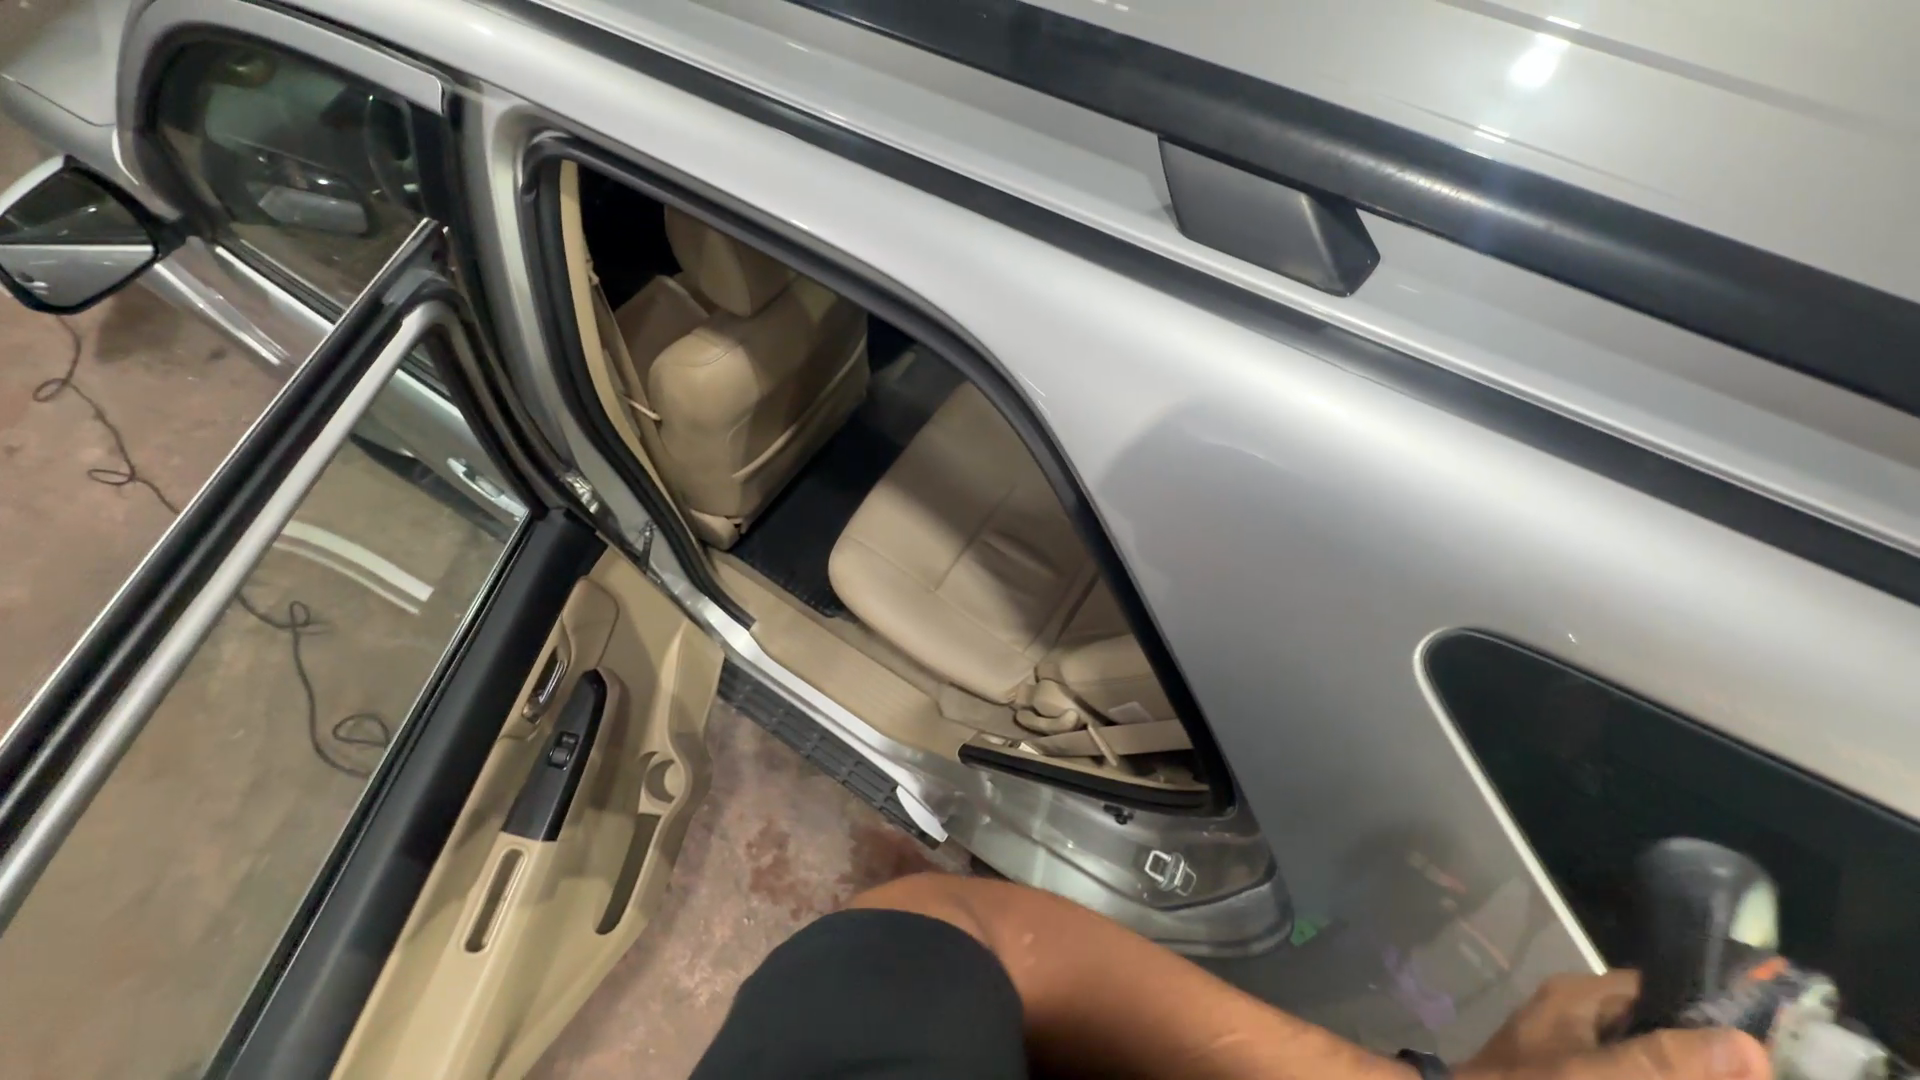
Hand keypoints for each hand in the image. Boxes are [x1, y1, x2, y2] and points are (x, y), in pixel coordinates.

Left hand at [1458, 971, 1770, 1079]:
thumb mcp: (1596, 1076)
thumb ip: (1665, 1061)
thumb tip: (1749, 1044)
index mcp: (1579, 999)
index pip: (1658, 990)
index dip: (1712, 1019)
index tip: (1767, 1055)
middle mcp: (1578, 1018)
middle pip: (1660, 1031)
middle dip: (1703, 1060)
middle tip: (1755, 1075)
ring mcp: (1574, 1054)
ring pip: (1646, 1061)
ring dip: (1677, 1069)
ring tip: (1735, 1076)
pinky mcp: (1572, 1074)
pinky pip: (1620, 1069)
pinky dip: (1652, 1073)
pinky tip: (1670, 1078)